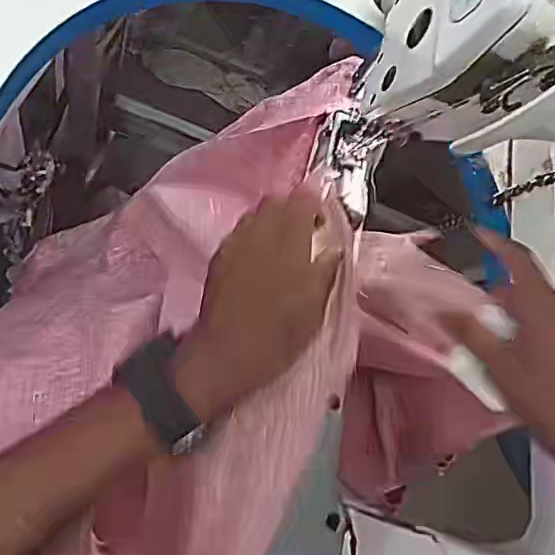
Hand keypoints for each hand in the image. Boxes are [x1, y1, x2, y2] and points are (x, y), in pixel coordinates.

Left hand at [176, 186, 341, 420]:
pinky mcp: (219, 256)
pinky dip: (252, 237)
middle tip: (305, 233)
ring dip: (271, 222)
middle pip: (276, 201)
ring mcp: (235, 243)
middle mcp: (260, 234)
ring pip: (256, 214)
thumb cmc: (279, 335)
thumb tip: (335, 248)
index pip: (303, 199)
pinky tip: (257, 260)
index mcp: (290, 242)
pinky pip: (239, 232)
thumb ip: (328, 269)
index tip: (324, 222)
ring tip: (281, 247)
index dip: (316, 205)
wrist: (226, 355)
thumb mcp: (316, 306)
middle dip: (292, 210)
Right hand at [441, 230, 554, 485]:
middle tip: (488, 330)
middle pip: (530, 290)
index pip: (516, 258)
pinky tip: (545, 370)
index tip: (483, 232)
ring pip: (549, 310)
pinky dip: (553, 335)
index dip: (495, 241)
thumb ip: (470, 332)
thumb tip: (449, 312)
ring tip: (518, 361)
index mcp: (543, 306)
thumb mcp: (499, 369)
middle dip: (506, 304)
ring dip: (530, 322)